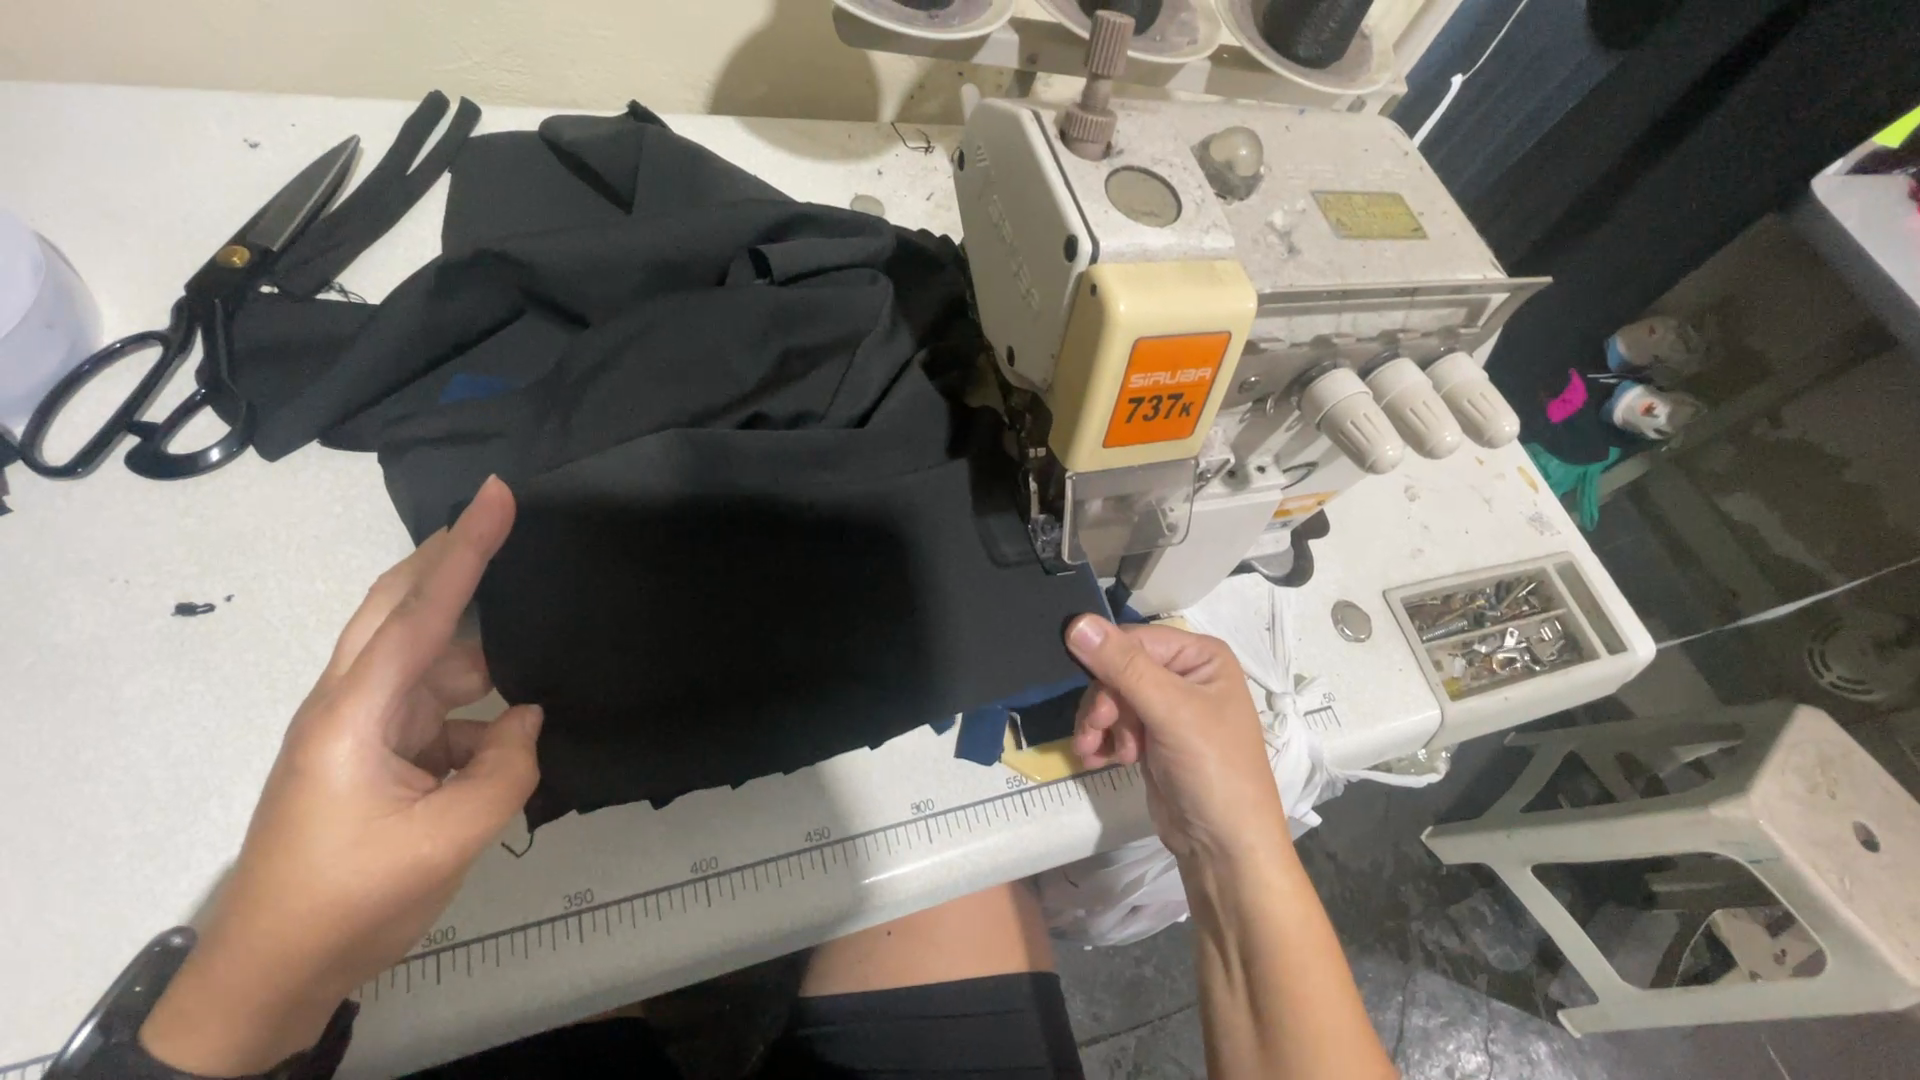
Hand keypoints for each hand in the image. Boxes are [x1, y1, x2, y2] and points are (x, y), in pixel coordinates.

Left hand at [141, 477, 541, 1075]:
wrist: (274, 971)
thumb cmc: (351, 900)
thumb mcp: (450, 838)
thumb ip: (508, 767)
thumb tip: (524, 718)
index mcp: (357, 713)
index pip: (423, 611)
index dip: (466, 549)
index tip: (498, 494)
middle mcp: (354, 704)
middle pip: (401, 606)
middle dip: (450, 560)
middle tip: (501, 515)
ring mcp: (363, 729)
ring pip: (433, 665)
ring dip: (480, 669)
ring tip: (518, 701)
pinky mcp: (375, 755)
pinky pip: (442, 712)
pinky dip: (479, 721)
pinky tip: (503, 755)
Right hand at [1064, 616, 1286, 863]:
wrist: (1224, 847)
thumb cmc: (1212, 769)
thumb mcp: (1170, 711)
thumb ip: (1122, 666)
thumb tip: (1075, 622)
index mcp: (1201, 656)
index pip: (1135, 641)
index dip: (1108, 667)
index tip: (1096, 706)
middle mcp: (1185, 675)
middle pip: (1118, 670)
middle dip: (1103, 704)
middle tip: (1095, 732)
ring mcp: (1168, 708)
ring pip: (1110, 698)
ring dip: (1097, 725)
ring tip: (1093, 751)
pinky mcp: (1153, 738)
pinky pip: (1114, 724)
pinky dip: (1102, 740)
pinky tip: (1097, 759)